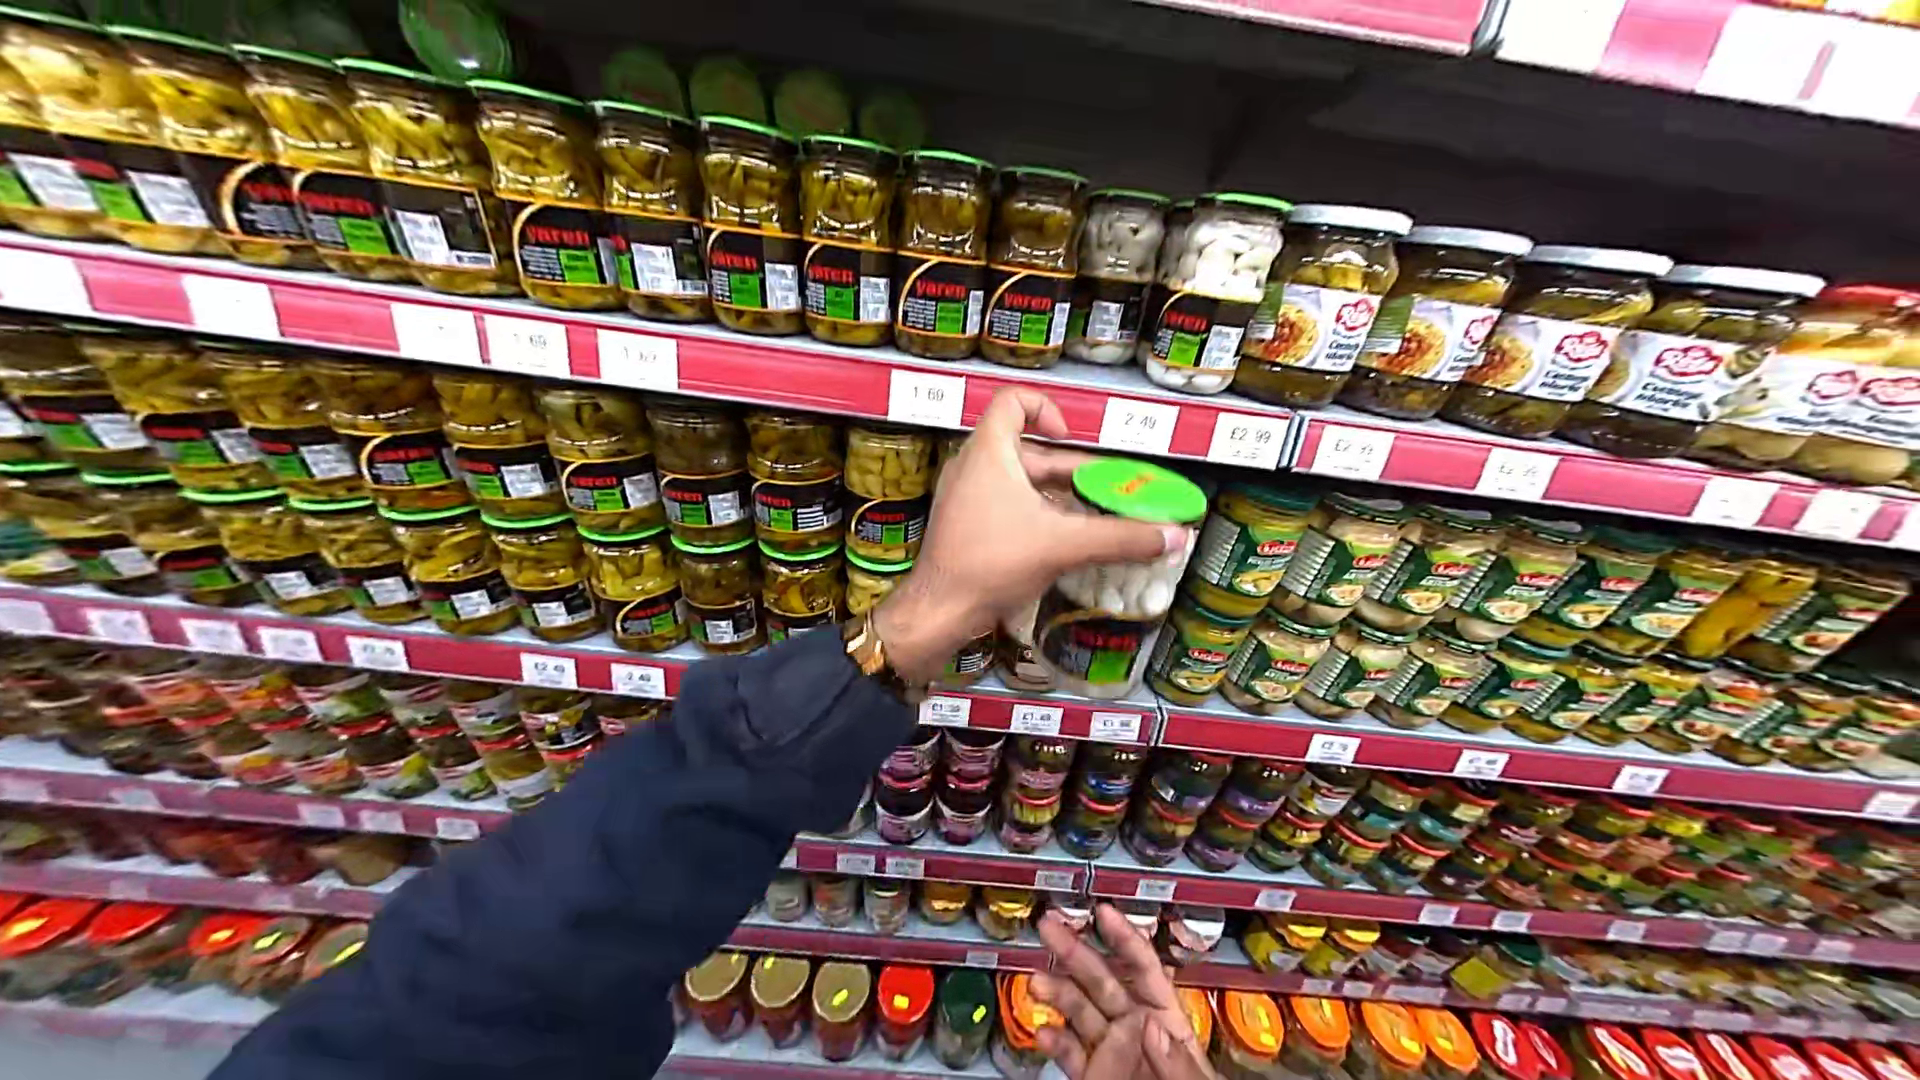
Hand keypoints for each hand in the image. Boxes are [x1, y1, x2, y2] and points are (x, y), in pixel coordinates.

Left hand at [873, 389, 1189, 683]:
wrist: (940, 610)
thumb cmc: (991, 563)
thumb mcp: (1063, 545)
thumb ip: (1121, 538)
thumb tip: (1174, 536)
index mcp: (990, 452)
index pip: (1013, 400)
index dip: (1047, 408)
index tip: (1071, 438)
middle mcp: (973, 466)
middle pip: (1029, 450)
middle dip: (1073, 470)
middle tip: (1109, 490)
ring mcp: (965, 496)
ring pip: (1020, 481)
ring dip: (1058, 495)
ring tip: (1094, 516)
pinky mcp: (965, 523)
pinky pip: (1006, 504)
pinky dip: (1036, 512)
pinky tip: (1063, 539)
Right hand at [1029, 905, 1216, 1079]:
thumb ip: (1179, 1065)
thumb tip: (1149, 1026)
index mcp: (1169, 1028)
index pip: (1145, 971)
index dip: (1124, 938)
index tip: (1102, 912)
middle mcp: (1136, 1034)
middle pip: (1104, 983)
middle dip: (1076, 952)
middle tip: (1050, 926)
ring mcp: (1113, 1057)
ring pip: (1081, 1015)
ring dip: (1057, 994)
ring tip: (1036, 982)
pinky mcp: (1094, 1079)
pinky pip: (1073, 1057)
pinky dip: (1055, 1042)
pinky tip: (1042, 1031)